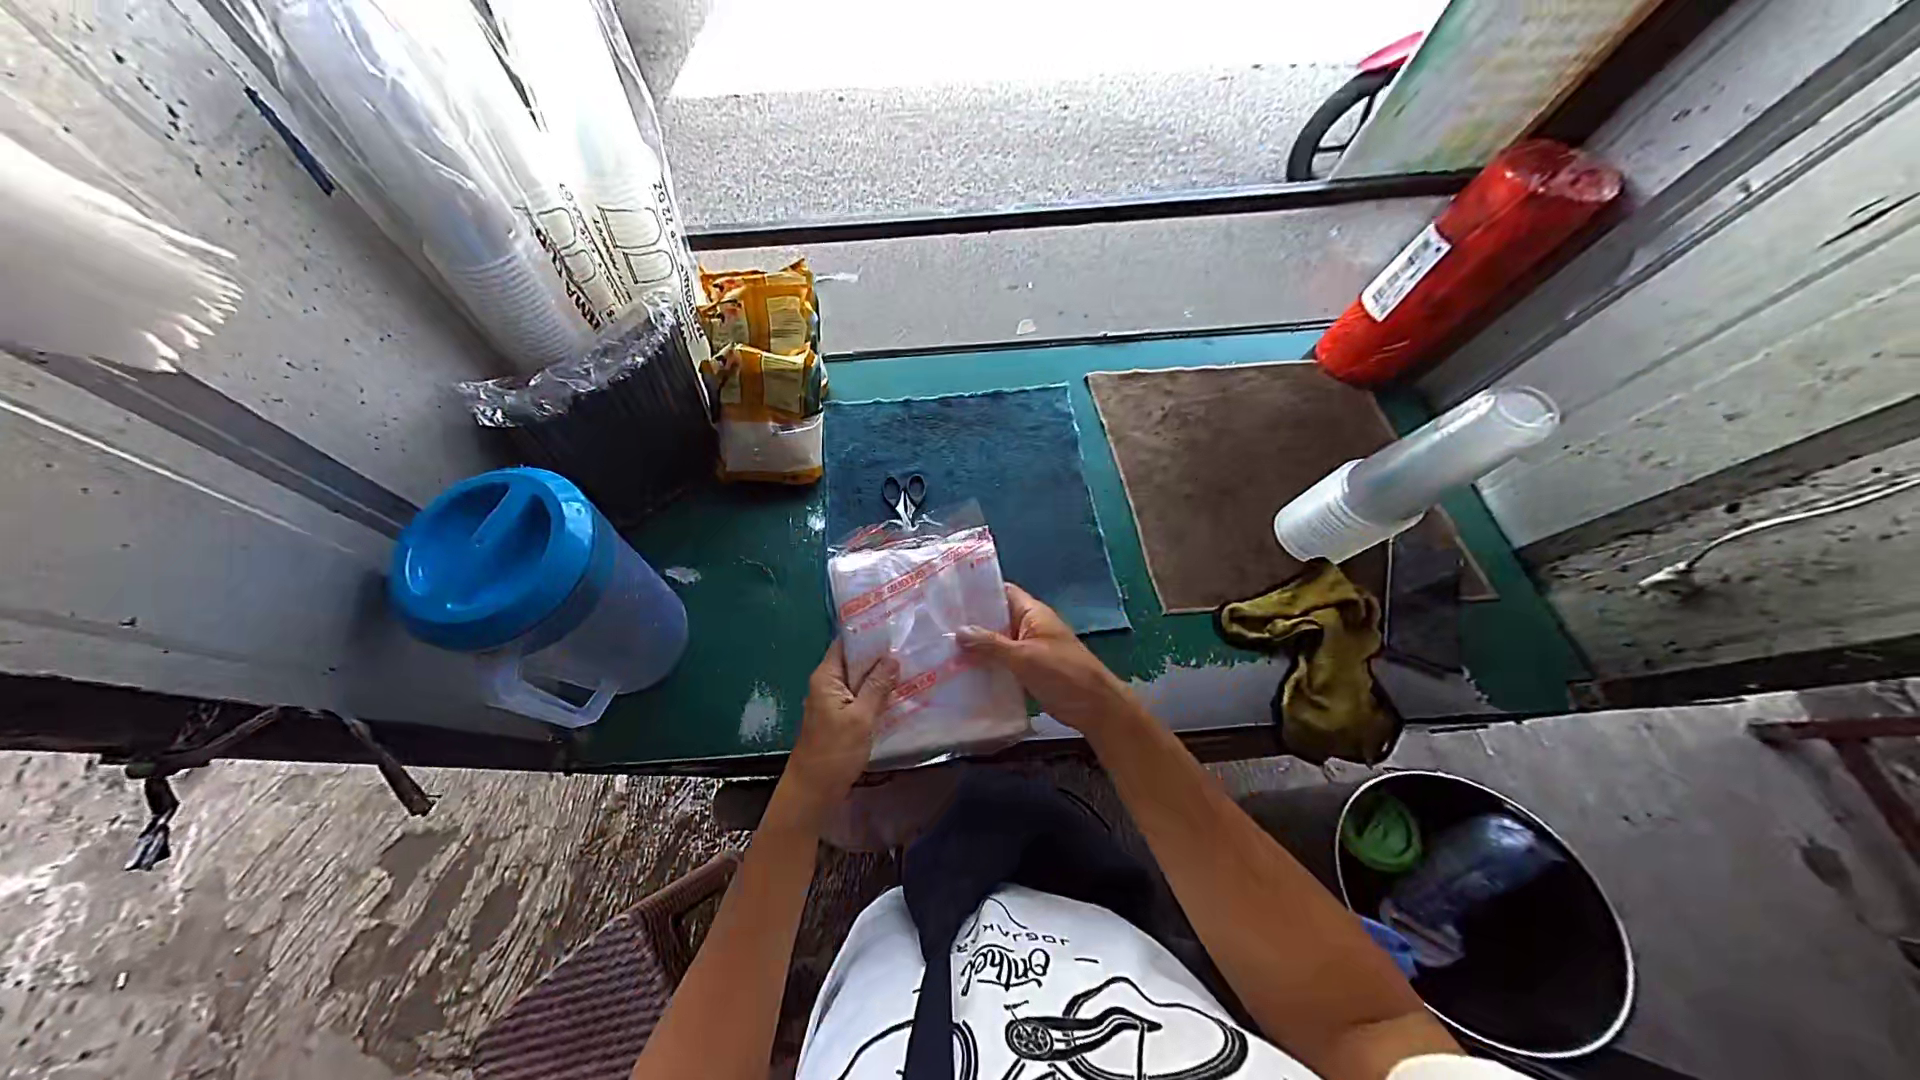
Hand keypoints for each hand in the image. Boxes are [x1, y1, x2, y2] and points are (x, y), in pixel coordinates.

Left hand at [782, 641, 898, 820]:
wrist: (814, 791)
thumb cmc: (834, 752)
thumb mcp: (860, 718)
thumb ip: (877, 687)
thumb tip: (893, 658)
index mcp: (826, 677)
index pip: (846, 643)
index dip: (868, 633)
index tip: (894, 625)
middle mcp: (827, 683)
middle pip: (855, 660)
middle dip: (880, 654)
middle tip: (911, 643)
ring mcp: (834, 700)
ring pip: (860, 679)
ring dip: (881, 674)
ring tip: (912, 663)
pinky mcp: (841, 716)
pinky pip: (861, 696)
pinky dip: (877, 693)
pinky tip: (900, 691)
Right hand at [956, 584, 1142, 735]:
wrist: (1095, 707)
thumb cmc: (1064, 673)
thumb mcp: (1024, 656)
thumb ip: (990, 644)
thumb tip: (959, 631)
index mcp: (1032, 613)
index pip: (1001, 592)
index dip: (977, 591)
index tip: (947, 595)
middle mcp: (1028, 627)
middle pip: (994, 618)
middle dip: (969, 622)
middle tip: (935, 624)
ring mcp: (1028, 650)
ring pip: (995, 643)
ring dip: (975, 647)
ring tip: (939, 648)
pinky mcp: (1027, 671)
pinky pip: (1001, 663)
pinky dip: (985, 666)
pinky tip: (959, 672)